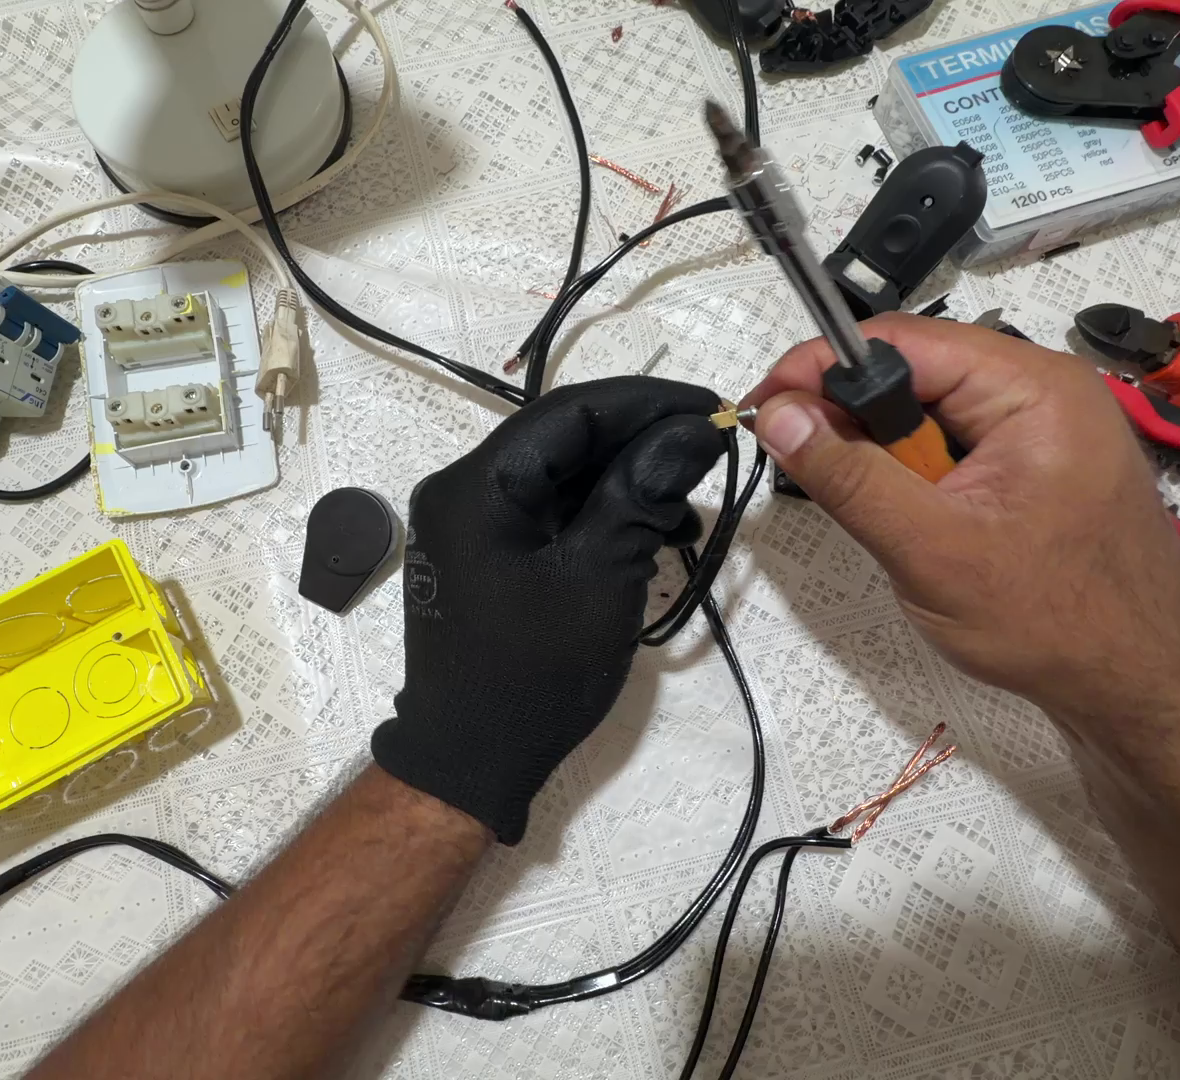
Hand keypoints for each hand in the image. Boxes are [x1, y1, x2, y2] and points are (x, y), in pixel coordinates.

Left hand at [372, 376, 727, 842]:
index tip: (715, 410)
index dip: (648, 403)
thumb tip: (695, 429)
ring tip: (687, 519)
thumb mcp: (599, 577)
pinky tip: (650, 538)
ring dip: (627, 487)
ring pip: (562, 477)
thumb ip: (642, 492)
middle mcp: (464, 489)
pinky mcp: (488, 550)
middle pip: (566, 441)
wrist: (471, 758)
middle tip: (708, 462)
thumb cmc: (534, 674)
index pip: (570, 412)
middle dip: (641, 448)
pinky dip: (600, 519)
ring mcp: (473, 521)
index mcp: (477, 485)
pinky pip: (551, 514)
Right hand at [742, 314, 1179, 722]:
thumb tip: (774, 414)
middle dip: (842, 410)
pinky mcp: (1028, 462)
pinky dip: (904, 468)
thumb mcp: (928, 549)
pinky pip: (946, 442)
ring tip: (844, 493)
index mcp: (1030, 389)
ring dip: (872, 445)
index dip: (818, 367)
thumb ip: (848, 478)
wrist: (1135, 686)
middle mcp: (1037, 390)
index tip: (760, 410)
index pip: (900, 343)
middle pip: (911, 371)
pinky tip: (893, 507)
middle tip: (792, 460)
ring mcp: (1037, 427)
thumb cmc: (1045, 620)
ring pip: (922, 410)